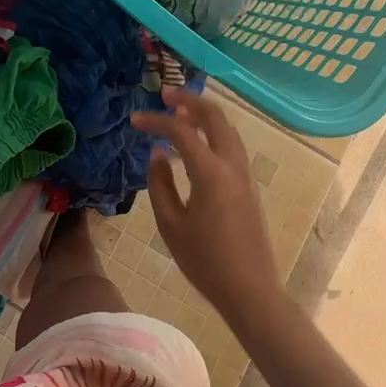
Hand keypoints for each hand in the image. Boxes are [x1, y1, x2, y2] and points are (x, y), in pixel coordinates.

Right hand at [131, 86, 281, 313]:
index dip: (156, 121)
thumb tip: (157, 154)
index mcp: (211, 172)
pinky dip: (214, 131)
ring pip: (227, 128)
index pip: (181, 131)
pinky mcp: (249, 185)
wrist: (251, 291)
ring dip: (204, 113)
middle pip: (214, 116)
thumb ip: (160, 184)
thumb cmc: (205, 261)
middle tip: (166, 95)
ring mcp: (245, 174)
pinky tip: (198, 140)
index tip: (134, 119)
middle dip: (189, 100)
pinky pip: (232, 144)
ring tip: (180, 111)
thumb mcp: (171, 225)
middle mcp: (232, 164)